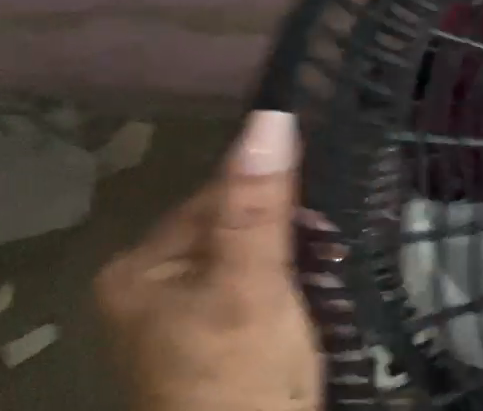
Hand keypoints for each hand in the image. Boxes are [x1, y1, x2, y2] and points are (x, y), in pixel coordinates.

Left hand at [95, 111, 323, 410]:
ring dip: (306, 247)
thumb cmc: (240, 368)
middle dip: (298, 225)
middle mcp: (157, 277)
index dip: (281, 194)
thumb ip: (260, 205)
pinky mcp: (224, 318)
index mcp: (142, 265)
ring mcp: (190, 301)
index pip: (224, 192)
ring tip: (333, 262)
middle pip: (245, 217)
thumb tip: (271, 118)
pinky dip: (301, 269)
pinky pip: (268, 270)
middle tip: (334, 242)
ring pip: (263, 243)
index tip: (328, 210)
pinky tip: (323, 280)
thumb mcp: (252, 283)